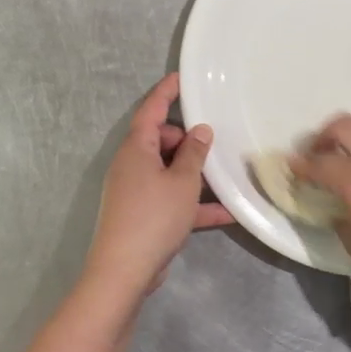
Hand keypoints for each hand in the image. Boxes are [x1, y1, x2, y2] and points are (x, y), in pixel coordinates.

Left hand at [82, 74, 233, 300]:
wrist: (124, 273)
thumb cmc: (154, 217)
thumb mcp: (183, 182)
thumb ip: (194, 153)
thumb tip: (199, 130)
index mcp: (136, 149)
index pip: (151, 110)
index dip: (166, 92)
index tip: (181, 77)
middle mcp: (132, 165)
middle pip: (161, 141)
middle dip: (186, 140)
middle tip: (211, 145)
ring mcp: (135, 192)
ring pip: (168, 171)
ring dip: (194, 173)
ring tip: (224, 174)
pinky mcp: (142, 215)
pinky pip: (171, 199)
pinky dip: (194, 203)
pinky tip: (226, 214)